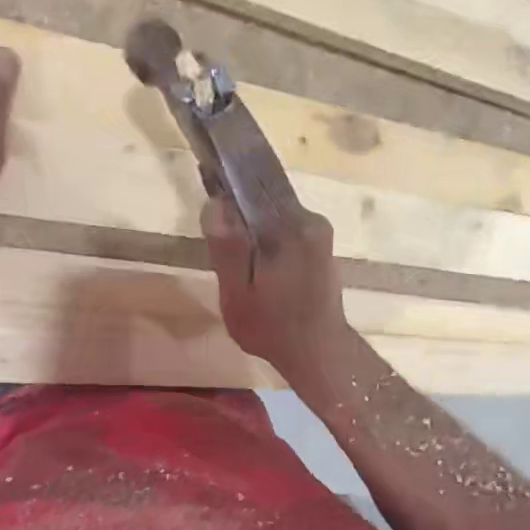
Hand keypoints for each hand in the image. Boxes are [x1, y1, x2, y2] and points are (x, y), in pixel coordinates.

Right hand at [201, 196, 350, 380]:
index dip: (226, 180)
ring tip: (238, 256)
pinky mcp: (323, 246)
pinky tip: (259, 263)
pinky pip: (287, 229)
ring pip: (275, 215)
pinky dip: (270, 238)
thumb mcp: (238, 295)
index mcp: (291, 228)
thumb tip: (216, 203)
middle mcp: (311, 221)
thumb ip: (227, 249)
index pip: (252, 183)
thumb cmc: (274, 329)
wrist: (320, 353)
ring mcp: (320, 233)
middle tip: (219, 238)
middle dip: (240, 210)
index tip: (206, 176)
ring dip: (254, 227)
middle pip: (264, 198)